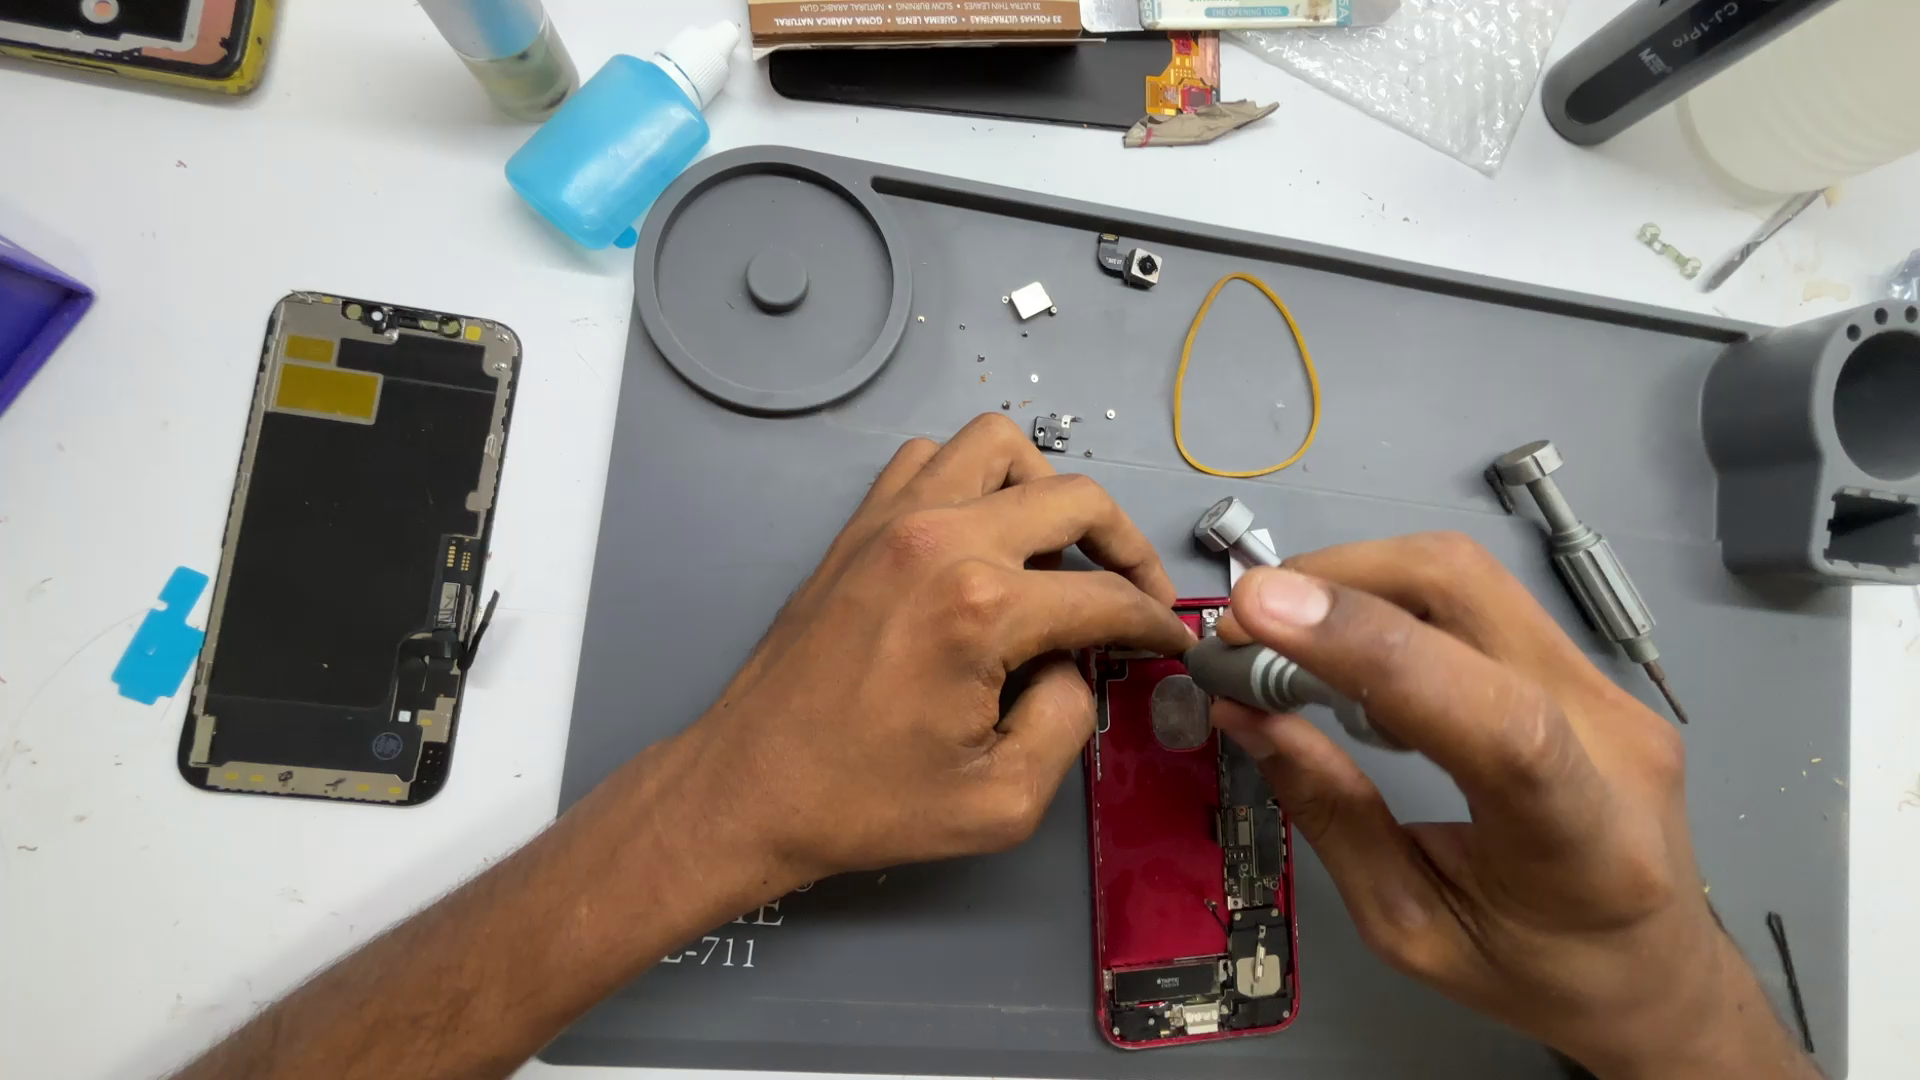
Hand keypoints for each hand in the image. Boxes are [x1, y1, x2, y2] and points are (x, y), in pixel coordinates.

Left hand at [663, 414, 1193, 889]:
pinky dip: (971, 479)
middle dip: (1126, 544)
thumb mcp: (1002, 800)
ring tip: (1055, 548)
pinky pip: (930, 460)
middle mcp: (942, 538)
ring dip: (1046, 489)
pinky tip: (979, 534)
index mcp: (980, 608)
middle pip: (1073, 500)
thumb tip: (1072, 661)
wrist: (751, 785)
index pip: (1103, 598)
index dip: (1152, 621)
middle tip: (1135, 592)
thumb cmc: (869, 802)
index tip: (1168, 639)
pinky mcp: (859, 523)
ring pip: (998, 446)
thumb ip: (1069, 719)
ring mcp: (893, 518)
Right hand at [1211, 534, 1814, 1079]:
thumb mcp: (1407, 925)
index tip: (1256, 613)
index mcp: (1583, 841)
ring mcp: (1603, 684)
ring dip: (1351, 577)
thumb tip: (1240, 709)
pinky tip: (1345, 649)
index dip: (1369, 648)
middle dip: (1336, 578)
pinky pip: (1464, 595)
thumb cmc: (1535, 973)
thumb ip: (1329, 812)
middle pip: (1467, 589)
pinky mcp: (1577, 663)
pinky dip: (1380, 596)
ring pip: (1460, 572)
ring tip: (1283, 632)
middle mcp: (1612, 733)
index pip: (1495, 718)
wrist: (1661, 974)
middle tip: (1248, 620)